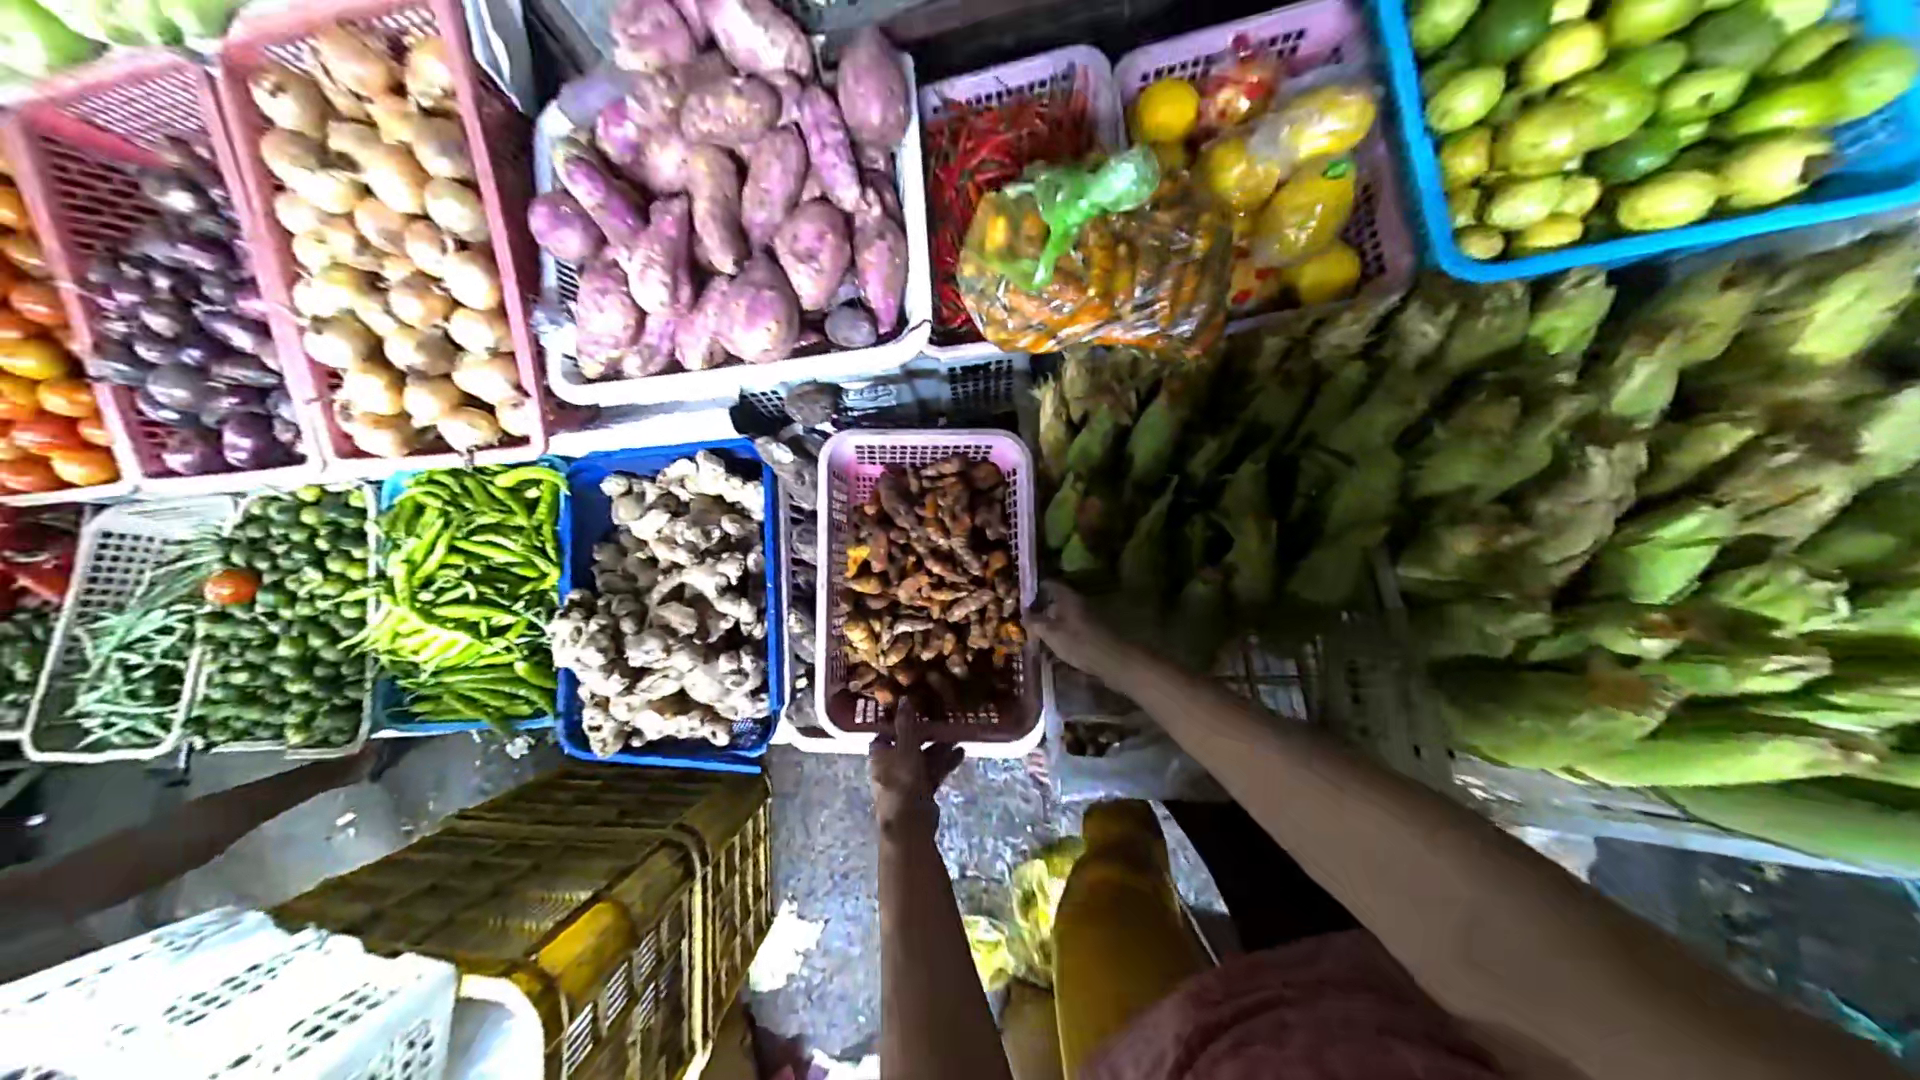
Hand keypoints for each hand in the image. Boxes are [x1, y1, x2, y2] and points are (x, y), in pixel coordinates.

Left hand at [869, 699, 963, 828]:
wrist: (910, 823)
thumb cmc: (902, 781)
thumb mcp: (906, 747)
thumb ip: (907, 724)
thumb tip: (904, 698)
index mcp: (879, 755)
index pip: (887, 733)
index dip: (900, 722)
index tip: (917, 709)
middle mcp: (890, 766)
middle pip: (908, 745)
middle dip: (927, 734)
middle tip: (943, 721)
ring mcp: (906, 780)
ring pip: (923, 758)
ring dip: (939, 748)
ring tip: (958, 735)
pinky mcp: (921, 791)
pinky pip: (933, 772)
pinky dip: (945, 762)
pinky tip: (961, 753)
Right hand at [1026, 580, 1134, 679]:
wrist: (1112, 660)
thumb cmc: (1079, 642)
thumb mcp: (1051, 633)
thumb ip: (1035, 622)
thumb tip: (1023, 613)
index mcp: (1068, 597)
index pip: (1050, 584)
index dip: (1035, 587)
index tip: (1022, 596)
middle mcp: (1079, 603)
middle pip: (1056, 600)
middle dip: (1041, 608)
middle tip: (1025, 617)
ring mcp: (1087, 617)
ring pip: (1064, 614)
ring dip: (1050, 622)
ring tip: (1036, 633)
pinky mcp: (1091, 631)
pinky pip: (1071, 626)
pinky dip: (1060, 632)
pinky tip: (1052, 644)